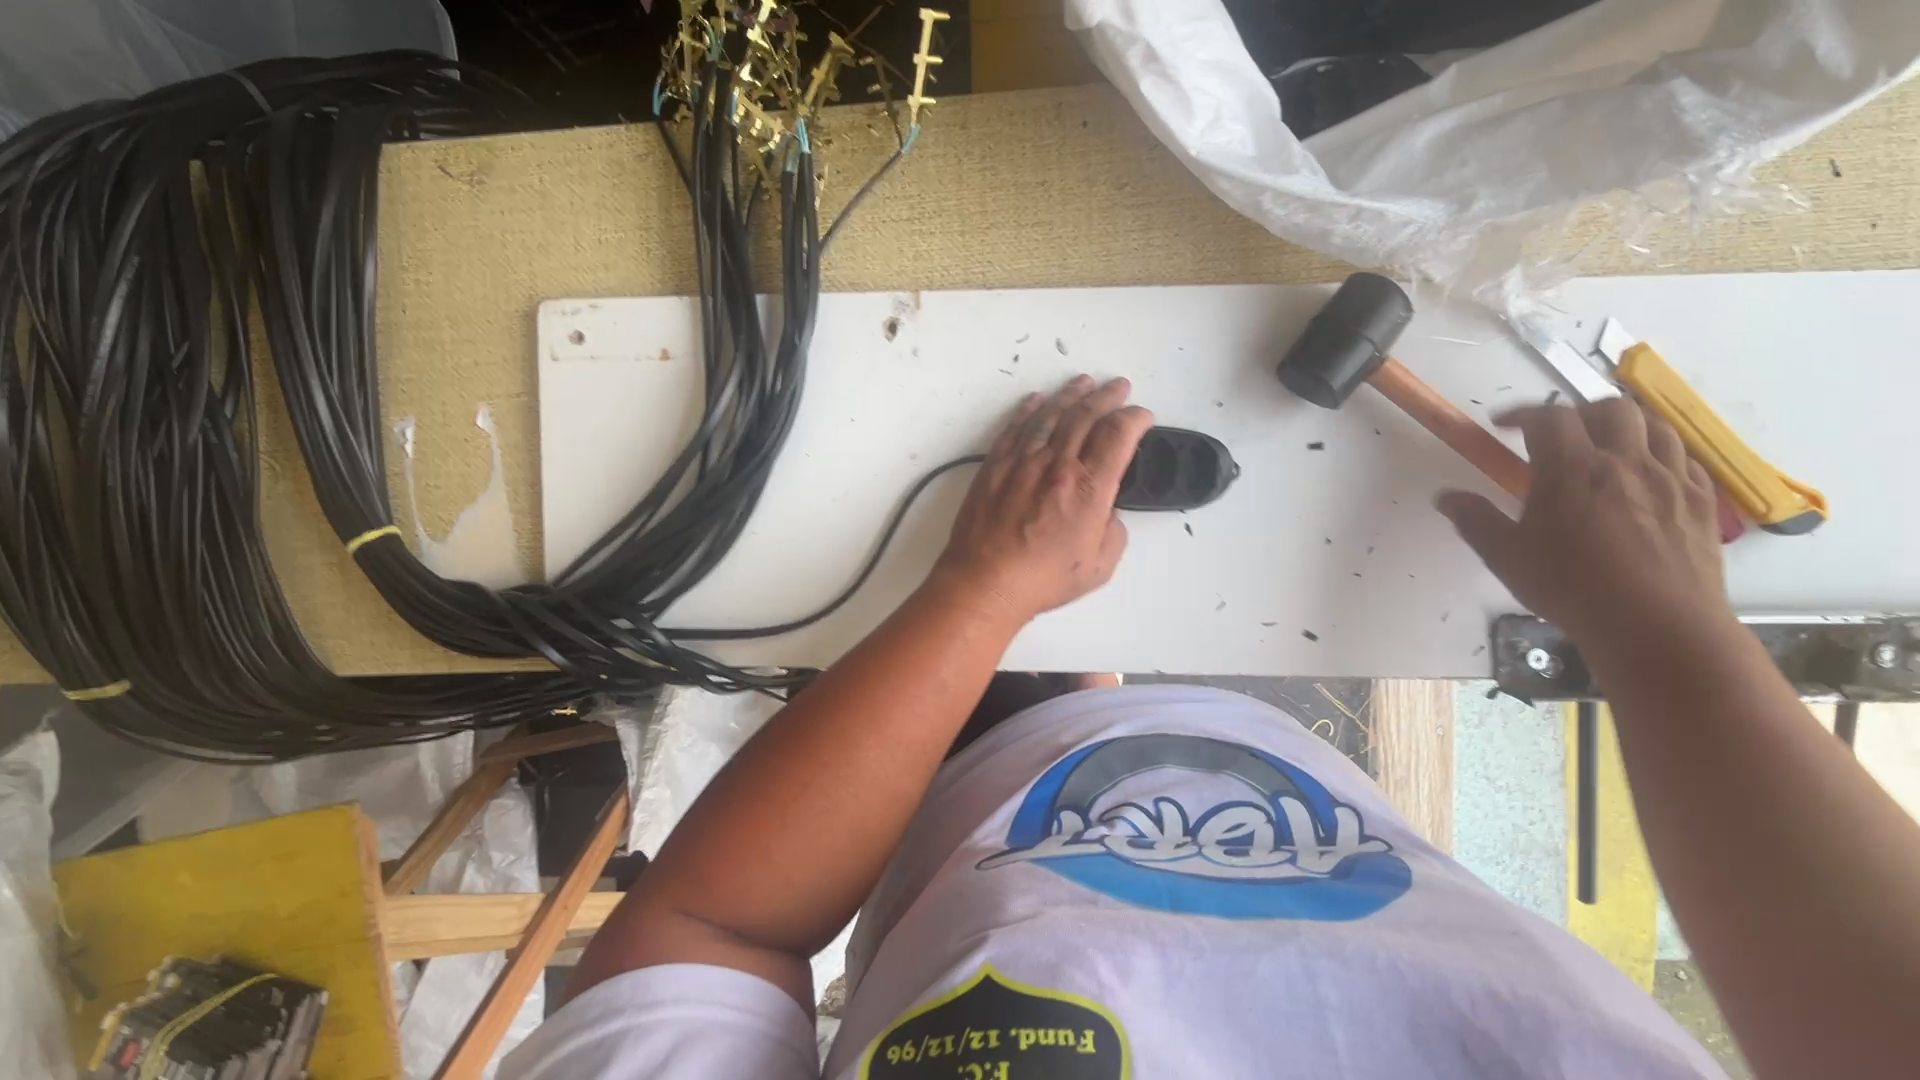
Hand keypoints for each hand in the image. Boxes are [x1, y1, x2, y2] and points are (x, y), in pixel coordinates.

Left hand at [929, 375, 1153, 623]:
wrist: (985, 582)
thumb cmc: (1041, 579)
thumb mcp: (1099, 566)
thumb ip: (1113, 532)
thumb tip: (1109, 513)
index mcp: (1088, 489)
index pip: (1118, 435)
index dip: (1135, 419)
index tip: (1142, 417)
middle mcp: (1056, 466)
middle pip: (1085, 415)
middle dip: (1107, 396)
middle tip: (1118, 387)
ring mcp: (1022, 463)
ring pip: (1050, 415)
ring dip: (1070, 395)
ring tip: (1083, 382)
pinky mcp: (994, 467)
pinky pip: (1015, 428)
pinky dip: (1029, 410)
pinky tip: (1037, 400)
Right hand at [1437, 398, 1733, 643]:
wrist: (1658, 625)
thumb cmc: (1572, 589)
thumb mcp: (1507, 558)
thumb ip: (1476, 521)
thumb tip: (1446, 497)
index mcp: (1573, 469)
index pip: (1549, 417)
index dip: (1523, 414)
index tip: (1503, 426)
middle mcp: (1626, 462)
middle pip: (1610, 408)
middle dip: (1579, 411)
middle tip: (1559, 432)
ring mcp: (1671, 479)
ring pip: (1655, 425)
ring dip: (1625, 425)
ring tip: (1605, 445)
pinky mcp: (1702, 501)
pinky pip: (1684, 458)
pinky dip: (1660, 454)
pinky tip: (1646, 475)